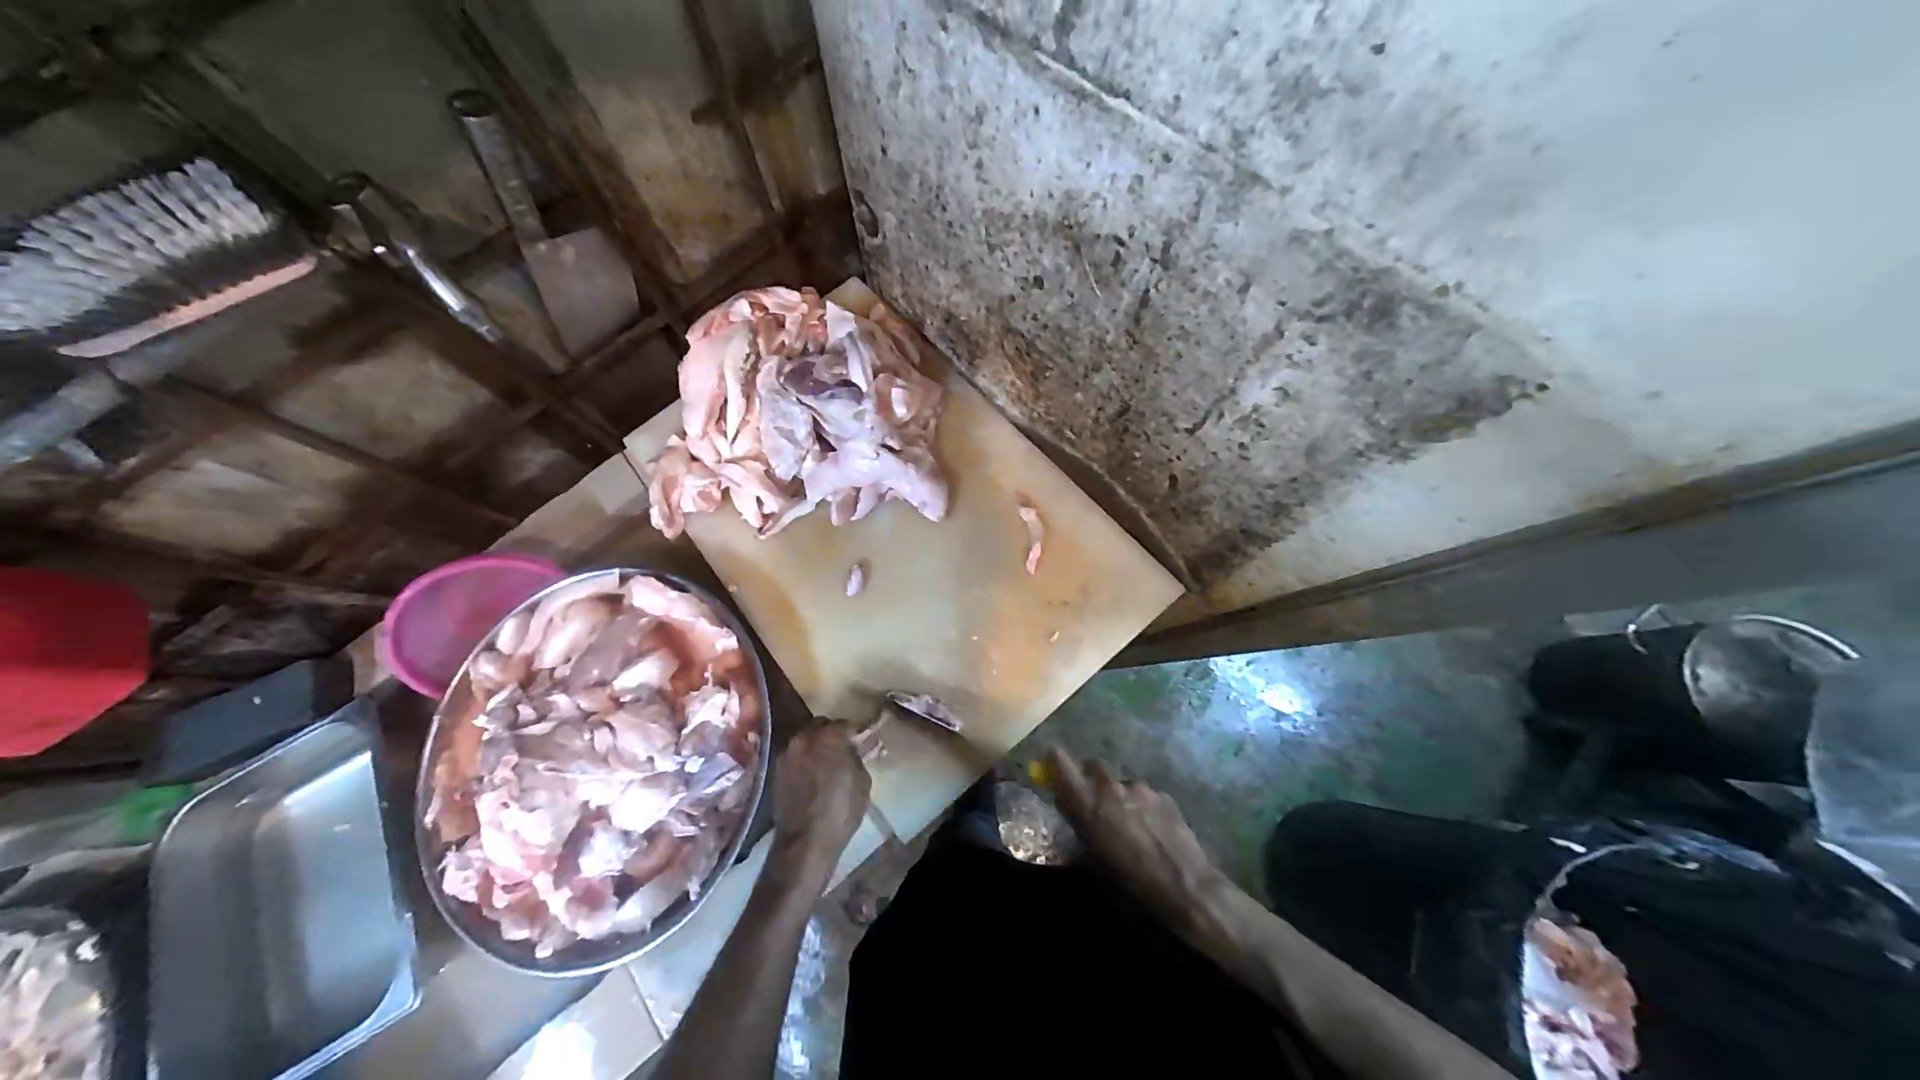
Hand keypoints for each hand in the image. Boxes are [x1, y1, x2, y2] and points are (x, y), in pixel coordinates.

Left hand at [770, 719, 870, 882]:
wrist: (805, 841)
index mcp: (827, 736)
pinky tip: (808, 774)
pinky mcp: (774, 771)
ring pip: (802, 740)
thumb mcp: (861, 781)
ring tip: (822, 761)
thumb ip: (854, 758)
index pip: (842, 723)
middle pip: (818, 725)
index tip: (856, 738)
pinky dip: (801, 760)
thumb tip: (848, 751)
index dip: (850, 731)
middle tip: (838, 746)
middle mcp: (802, 738)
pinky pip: (792, 757)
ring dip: (812, 745)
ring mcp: (785, 754)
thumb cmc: (841, 810)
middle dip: (828, 732)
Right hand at [1046, 747, 1230, 933]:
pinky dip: (1141, 805)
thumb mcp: (1094, 861)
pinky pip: (1143, 793)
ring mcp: (1140, 787)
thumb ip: (1080, 829)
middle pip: (1092, 767)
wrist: (1186, 887)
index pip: (1060, 761)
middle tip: (1095, 805)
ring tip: (1128, 824)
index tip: (1052, 767)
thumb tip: (1073, 815)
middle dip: (1089, 780)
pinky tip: (1151, 830)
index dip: (1054, 761)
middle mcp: (1110, 786)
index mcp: (1088, 802)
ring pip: (1119, 782)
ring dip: (1118, 796)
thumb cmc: (1131, 882)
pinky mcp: (1163, 794)